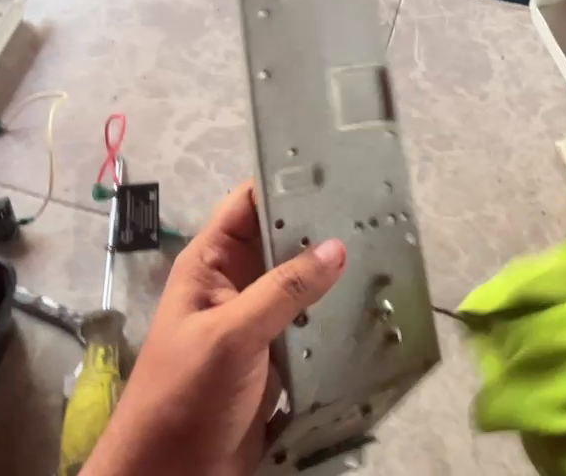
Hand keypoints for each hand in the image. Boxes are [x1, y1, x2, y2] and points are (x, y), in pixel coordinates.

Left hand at [83, 182, 346, 475]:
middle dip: (319, 226)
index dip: (283, 181)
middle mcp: (234, 282)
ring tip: (381, 249)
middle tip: (372, 209)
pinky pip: (308, 322)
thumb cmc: (184, 394)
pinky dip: (333, 314)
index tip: (332, 170)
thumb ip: (282, 291)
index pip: (247, 203)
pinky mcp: (275, 355)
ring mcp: (255, 320)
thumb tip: (336, 247)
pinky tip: (368, 304)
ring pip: (299, 281)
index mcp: (210, 262)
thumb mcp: (230, 335)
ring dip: (331, 272)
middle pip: (280, 240)